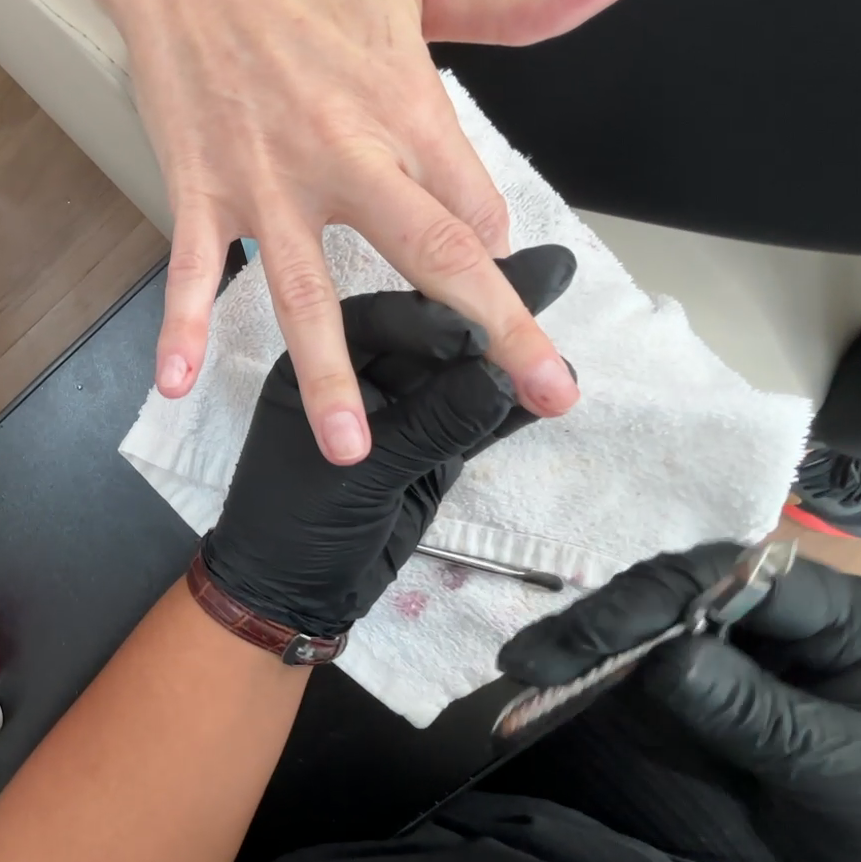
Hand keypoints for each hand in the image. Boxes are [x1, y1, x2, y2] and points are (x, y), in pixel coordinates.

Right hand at [34, 0, 642, 463]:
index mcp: (404, 102)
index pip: (470, 203)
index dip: (485, 248)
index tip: (478, 270)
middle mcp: (343, 156)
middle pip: (428, 256)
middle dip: (492, 330)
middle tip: (540, 398)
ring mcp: (265, 184)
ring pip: (305, 292)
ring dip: (329, 372)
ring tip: (347, 446)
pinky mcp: (200, 191)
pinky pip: (193, 272)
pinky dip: (182, 327)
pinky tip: (176, 383)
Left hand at [202, 246, 573, 637]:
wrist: (291, 595)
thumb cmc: (297, 528)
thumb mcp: (361, 477)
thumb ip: (427, 425)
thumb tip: (498, 376)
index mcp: (315, 368)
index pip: (387, 323)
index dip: (442, 315)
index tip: (494, 304)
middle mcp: (359, 380)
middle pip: (432, 337)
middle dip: (489, 308)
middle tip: (552, 266)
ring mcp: (397, 413)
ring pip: (459, 374)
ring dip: (510, 352)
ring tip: (569, 309)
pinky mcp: (425, 450)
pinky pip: (472, 420)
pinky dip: (508, 408)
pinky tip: (553, 388)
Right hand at [501, 544, 860, 861]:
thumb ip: (760, 715)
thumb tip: (662, 660)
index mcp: (843, 616)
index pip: (734, 576)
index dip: (655, 598)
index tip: (589, 640)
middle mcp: (781, 624)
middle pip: (672, 598)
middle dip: (600, 627)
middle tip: (526, 660)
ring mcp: (743, 662)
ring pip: (647, 638)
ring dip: (585, 655)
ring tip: (524, 673)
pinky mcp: (713, 703)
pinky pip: (647, 685)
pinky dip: (600, 690)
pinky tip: (555, 695)